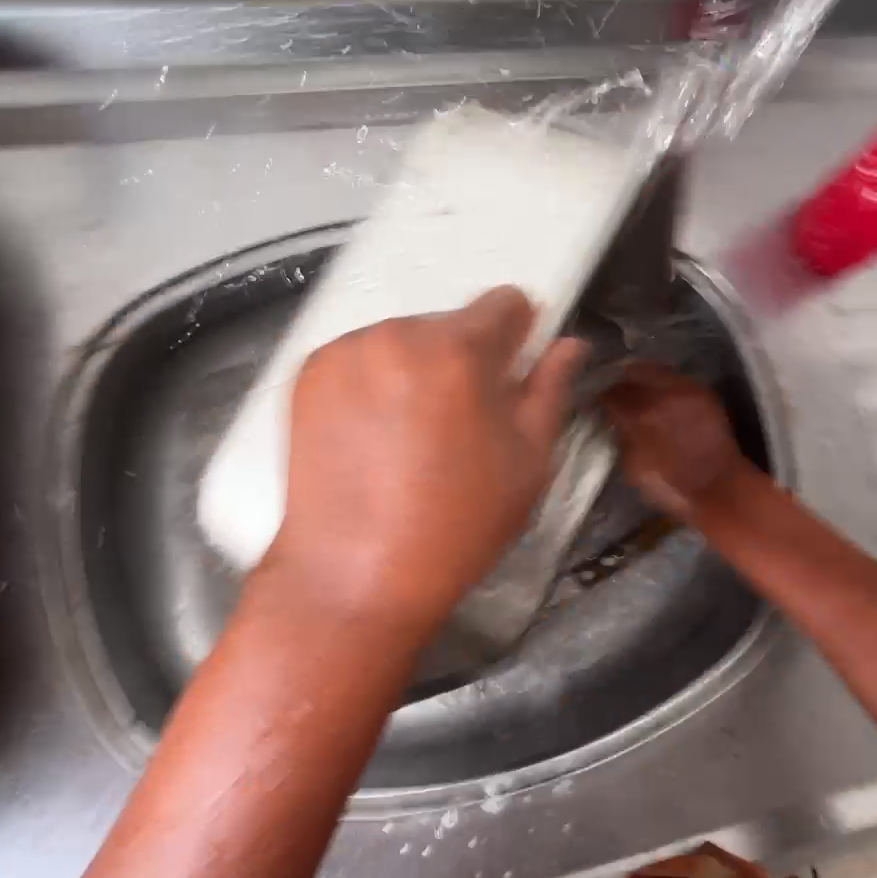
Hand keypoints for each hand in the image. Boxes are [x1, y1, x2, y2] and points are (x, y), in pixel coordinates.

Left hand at [261, 286, 586, 633]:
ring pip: (404, 341)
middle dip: (464, 360)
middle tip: (461, 423)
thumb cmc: (456, 526)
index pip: (505, 301)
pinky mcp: (308, 374)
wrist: (353, 575)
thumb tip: (568, 345)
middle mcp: (397, 334)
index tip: (511, 374)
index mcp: (459, 350)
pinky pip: (361, 360)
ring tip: (413, 436)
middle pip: (450, 324)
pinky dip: (375, 383)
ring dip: (418, 370)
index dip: (518, 335)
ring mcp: (345, 352)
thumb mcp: (528, 464)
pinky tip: (375, 436)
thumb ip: (550, 390)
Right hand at [601, 364, 747, 518]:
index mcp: (638, 416)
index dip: (602, 399)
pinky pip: (677, 379)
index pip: (611, 395)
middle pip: (632, 374)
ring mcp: (685, 390)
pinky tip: (663, 394)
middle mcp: (661, 395)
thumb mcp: (633, 467)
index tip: (599, 405)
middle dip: (622, 382)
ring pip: (657, 370)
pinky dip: (666, 383)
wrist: (718, 488)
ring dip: (644, 378)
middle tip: (617, 392)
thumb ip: (622, 438)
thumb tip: (616, 423)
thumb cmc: (671, 487)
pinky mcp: (704, 393)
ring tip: (639, 389)